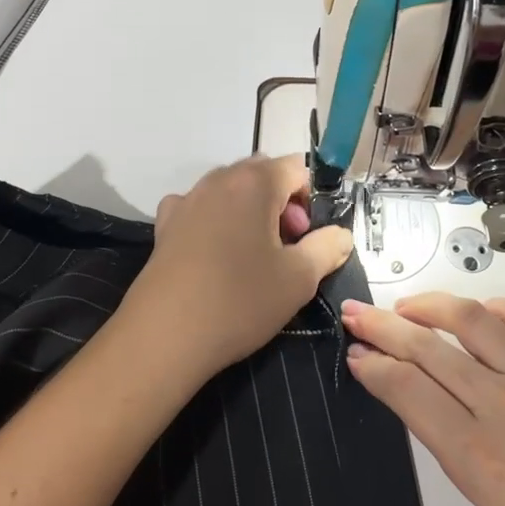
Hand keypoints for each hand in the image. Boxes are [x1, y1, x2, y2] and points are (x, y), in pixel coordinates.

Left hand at [124, 154, 352, 374]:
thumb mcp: (300, 279)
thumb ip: (329, 248)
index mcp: (256, 182)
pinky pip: (199, 208)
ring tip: (252, 257)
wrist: (164, 337)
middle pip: (263, 174)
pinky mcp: (165, 225)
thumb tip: (340, 235)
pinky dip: (214, 221)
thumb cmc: (240, 301)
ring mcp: (188, 199)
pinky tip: (214, 254)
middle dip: (281, 204)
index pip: (297, 168)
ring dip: (249, 212)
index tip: (306, 239)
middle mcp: (220, 179)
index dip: (310, 201)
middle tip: (285, 249)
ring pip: (231, 191)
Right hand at [343, 294, 504, 505]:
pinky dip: (497, 306)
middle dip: (384, 327)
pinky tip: (481, 310)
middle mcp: (502, 404)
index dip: (374, 369)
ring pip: (472, 322)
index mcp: (479, 456)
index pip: (409, 392)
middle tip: (356, 314)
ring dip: (432, 306)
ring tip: (407, 305)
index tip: (353, 358)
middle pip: (428, 349)